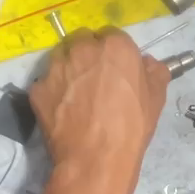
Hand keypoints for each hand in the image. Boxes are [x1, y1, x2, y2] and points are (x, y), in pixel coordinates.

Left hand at [30, 28, 168, 182]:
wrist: (96, 159)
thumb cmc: (132, 126)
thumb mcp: (156, 97)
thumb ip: (154, 71)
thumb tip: (147, 63)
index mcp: (114, 46)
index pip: (111, 34)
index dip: (113, 51)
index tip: (115, 67)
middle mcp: (83, 49)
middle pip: (82, 40)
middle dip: (87, 52)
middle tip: (95, 76)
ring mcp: (56, 68)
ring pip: (60, 57)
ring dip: (68, 67)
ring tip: (76, 92)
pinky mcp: (37, 88)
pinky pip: (46, 83)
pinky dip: (53, 92)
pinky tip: (63, 110)